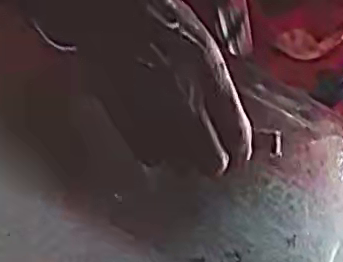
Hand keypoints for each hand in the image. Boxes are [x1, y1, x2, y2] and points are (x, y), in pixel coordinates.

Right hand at [20, 0, 253, 174]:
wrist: (102, 10)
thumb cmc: (151, 17)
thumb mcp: (200, 43)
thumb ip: (221, 88)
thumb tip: (239, 130)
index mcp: (209, 71)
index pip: (239, 138)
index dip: (240, 152)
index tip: (236, 154)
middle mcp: (187, 99)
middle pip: (214, 164)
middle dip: (213, 161)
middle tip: (207, 150)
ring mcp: (158, 115)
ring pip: (184, 165)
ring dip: (183, 157)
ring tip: (174, 132)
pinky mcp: (130, 125)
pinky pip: (152, 156)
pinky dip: (153, 149)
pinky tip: (150, 127)